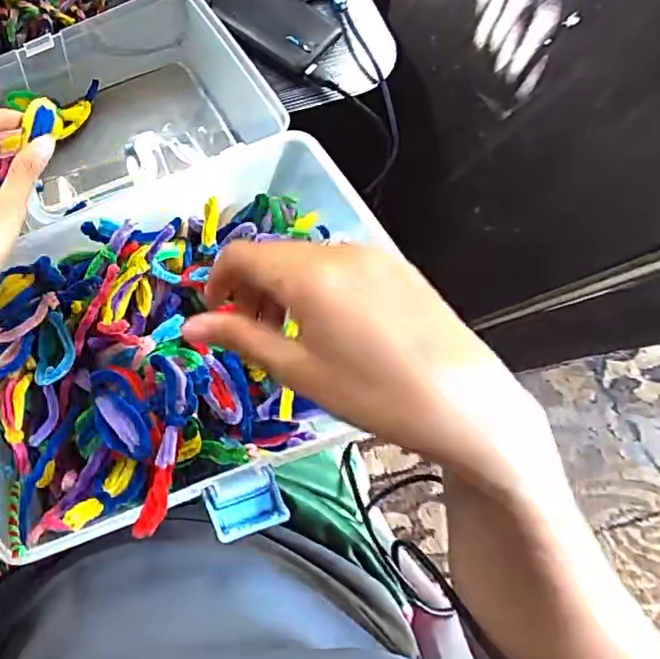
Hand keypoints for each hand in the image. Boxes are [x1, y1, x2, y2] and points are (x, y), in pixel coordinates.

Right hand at [181, 240, 562, 495]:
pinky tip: (329, 328)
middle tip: (251, 335)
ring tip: (289, 335)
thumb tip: (188, 326)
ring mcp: (372, 256)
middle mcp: (338, 250)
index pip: (240, 254)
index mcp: (308, 273)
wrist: (470, 408)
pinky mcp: (396, 268)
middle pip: (271, 256)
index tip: (215, 317)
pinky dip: (313, 288)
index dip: (216, 282)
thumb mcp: (297, 370)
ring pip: (302, 260)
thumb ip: (238, 337)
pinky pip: (336, 266)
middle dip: (248, 290)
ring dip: (279, 289)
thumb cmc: (373, 393)